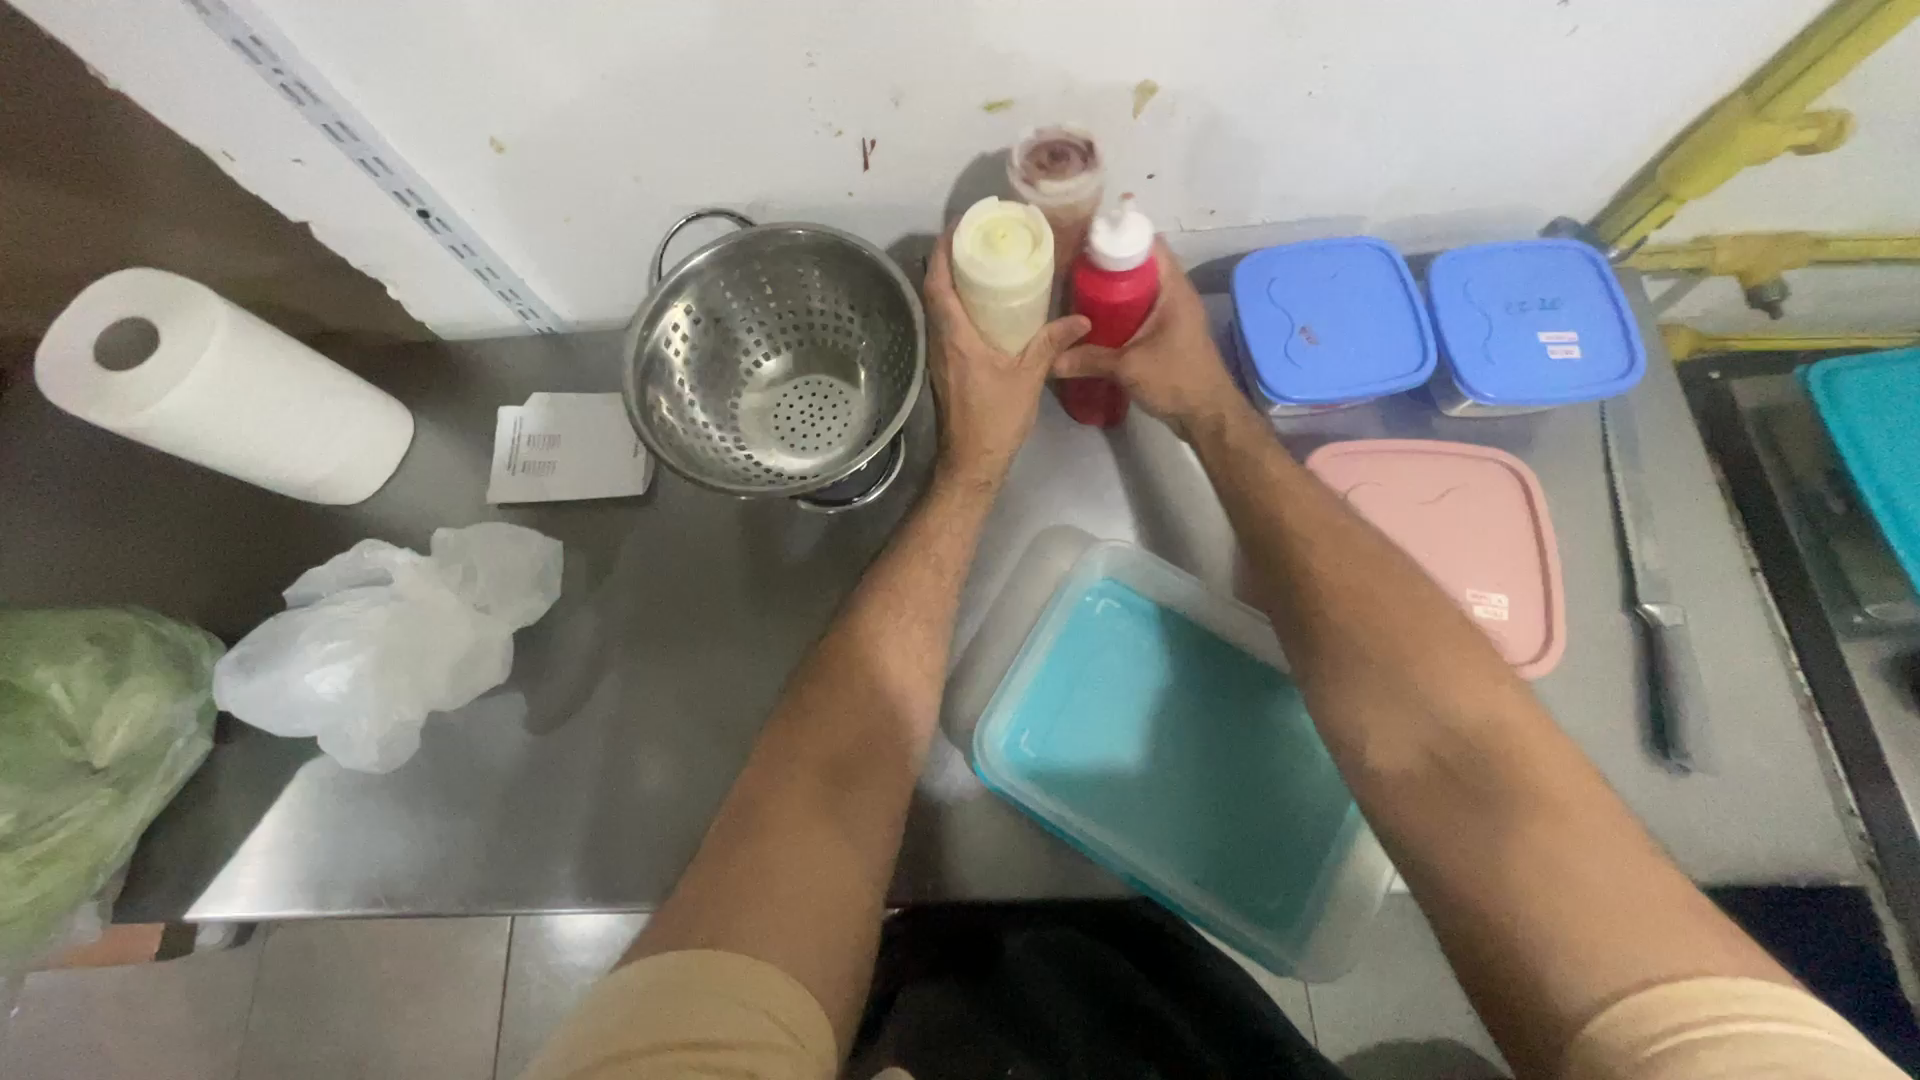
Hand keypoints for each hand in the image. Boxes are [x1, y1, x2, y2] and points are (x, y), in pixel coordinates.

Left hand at [924, 229, 1090, 488]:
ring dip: (950, 284)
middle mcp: (940, 342)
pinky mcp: (944, 369)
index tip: (957, 226)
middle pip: (933, 291)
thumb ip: (1050, 344)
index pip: (938, 284)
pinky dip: (957, 308)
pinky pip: (945, 326)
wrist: (971, 461)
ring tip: (979, 264)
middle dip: (948, 260)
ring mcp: (939, 356)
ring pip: (937, 309)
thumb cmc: (996, 419)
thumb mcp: (1029, 378)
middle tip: (974, 239)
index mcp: (956, 338)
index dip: (943, 251)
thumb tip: (1080, 319)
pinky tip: (981, 307)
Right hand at [1052, 237, 1249, 441]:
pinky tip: (1096, 322)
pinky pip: (1141, 312)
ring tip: (1079, 293)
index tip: (1087, 242)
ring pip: (1140, 291)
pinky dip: (1121, 312)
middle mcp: (1175, 295)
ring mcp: (1173, 315)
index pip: (1149, 244)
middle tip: (1074, 270)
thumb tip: (1051, 360)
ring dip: (1114, 292)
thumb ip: (1089, 360)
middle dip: (1109, 266)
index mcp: (1173, 289)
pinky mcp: (1168, 335)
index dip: (1120, 237)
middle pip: (1141, 266)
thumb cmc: (1176, 380)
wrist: (1207, 415)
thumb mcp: (1128, 368)